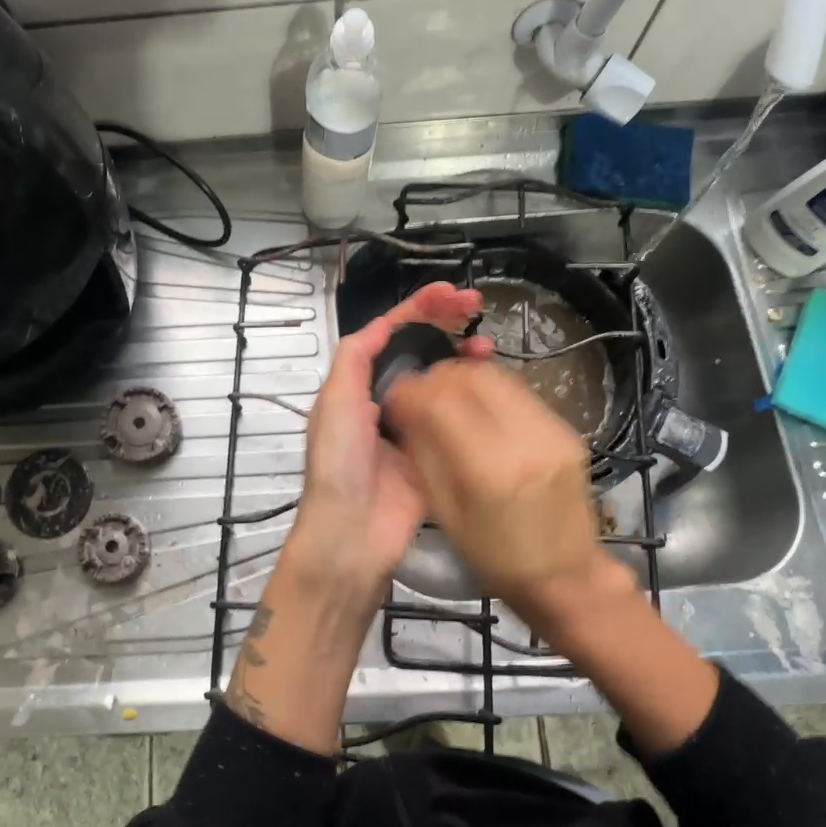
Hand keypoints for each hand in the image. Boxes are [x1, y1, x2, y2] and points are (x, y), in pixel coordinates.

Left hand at [279, 281, 490, 602]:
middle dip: (446, 325)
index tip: (453, 293)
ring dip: (462, 358)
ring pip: (442, 381)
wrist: (353, 532)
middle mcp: (384, 402)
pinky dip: (472, 397)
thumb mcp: (336, 401)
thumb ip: (356, 358)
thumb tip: (382, 323)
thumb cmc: (339, 463)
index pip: (390, 334)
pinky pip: (456, 417)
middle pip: (419, 352)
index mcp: (357, 386)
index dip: (420, 309)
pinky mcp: (435, 454)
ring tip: (488, 347)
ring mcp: (412, 428)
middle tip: (479, 308)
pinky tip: (489, 385)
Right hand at [383, 360, 639, 633]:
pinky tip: (474, 408)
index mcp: (490, 470)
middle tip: (418, 394)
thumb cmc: (495, 557)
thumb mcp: (445, 512)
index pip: (441, 401)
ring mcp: (552, 430)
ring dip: (462, 378)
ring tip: (443, 396)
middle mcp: (526, 440)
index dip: (411, 391)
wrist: (566, 575)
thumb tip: (404, 409)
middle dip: (436, 377)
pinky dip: (488, 391)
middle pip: (472, 377)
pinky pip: (517, 391)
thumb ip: (423, 453)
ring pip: (497, 376)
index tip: (394, 397)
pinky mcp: (566, 428)